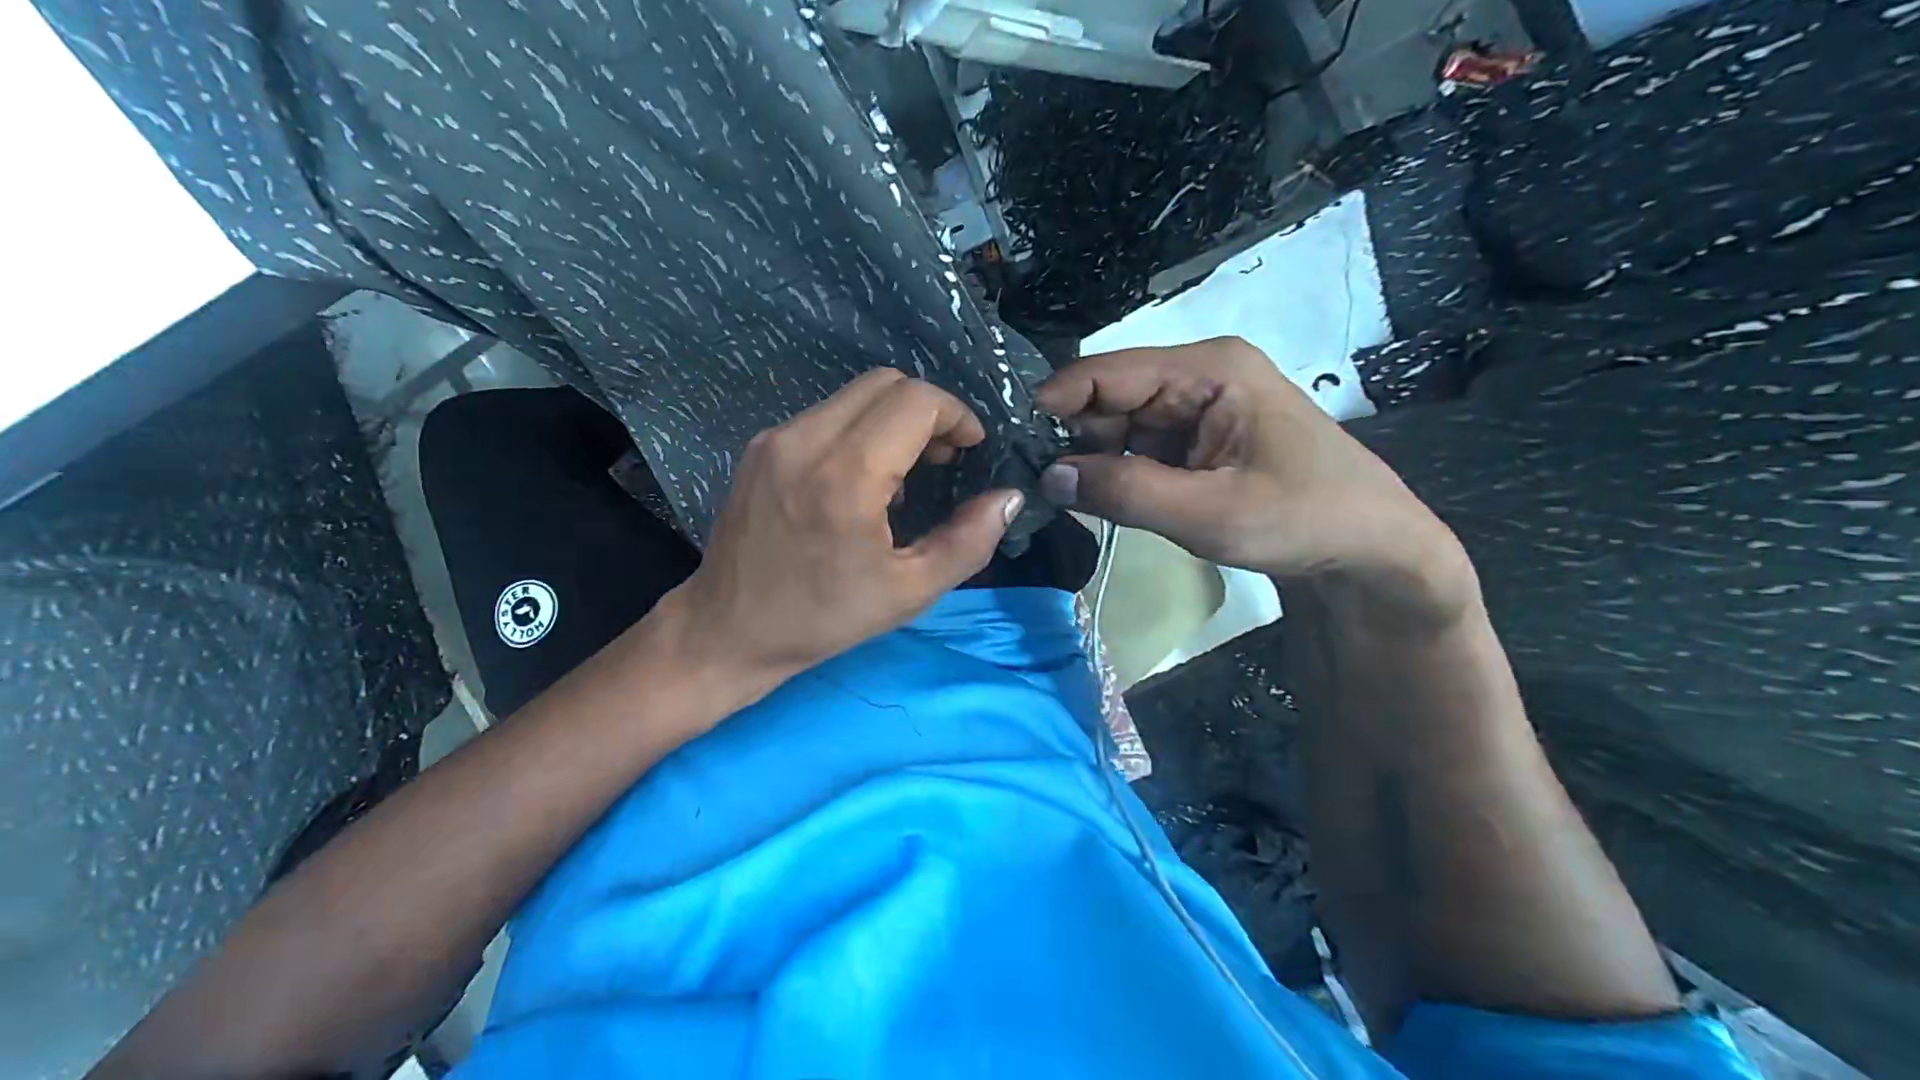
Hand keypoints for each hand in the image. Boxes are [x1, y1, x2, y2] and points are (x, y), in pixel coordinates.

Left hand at [652, 368, 1023, 699]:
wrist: (727, 631)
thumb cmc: (823, 619)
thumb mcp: (910, 592)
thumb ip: (969, 540)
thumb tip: (1008, 497)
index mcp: (845, 476)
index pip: (916, 401)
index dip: (956, 416)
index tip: (970, 451)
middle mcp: (805, 440)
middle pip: (886, 383)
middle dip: (929, 410)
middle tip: (944, 458)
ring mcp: (776, 438)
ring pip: (854, 395)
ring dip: (894, 419)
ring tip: (907, 472)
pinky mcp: (760, 447)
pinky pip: (826, 414)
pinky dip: (860, 429)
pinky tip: (863, 479)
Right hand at [1036, 338, 1474, 623]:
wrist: (1370, 549)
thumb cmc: (1305, 520)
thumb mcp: (1212, 514)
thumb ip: (1127, 492)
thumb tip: (1048, 477)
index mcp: (1208, 369)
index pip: (1106, 371)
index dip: (1054, 404)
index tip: (1011, 447)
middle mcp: (1197, 376)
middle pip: (1108, 397)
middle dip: (1071, 440)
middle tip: (1034, 486)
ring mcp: (1197, 408)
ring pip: (1118, 427)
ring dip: (1092, 462)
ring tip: (1063, 500)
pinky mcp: (1197, 440)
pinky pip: (1139, 449)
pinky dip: (1117, 474)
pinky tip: (1100, 501)